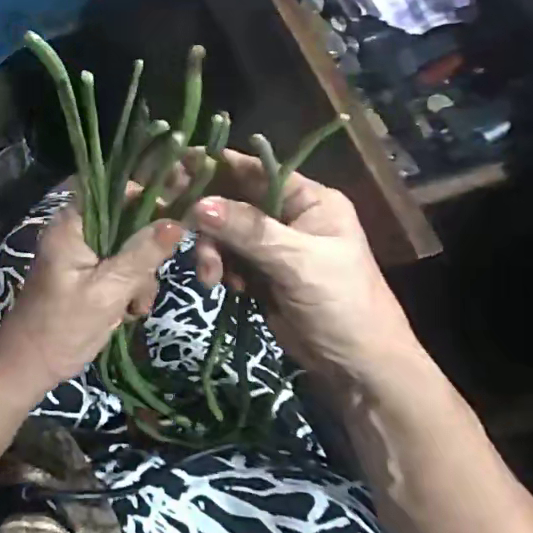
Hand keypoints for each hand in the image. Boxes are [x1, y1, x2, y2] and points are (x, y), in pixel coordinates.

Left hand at [0, 203, 184, 398]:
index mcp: (71, 224)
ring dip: (139, 277)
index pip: (111, 188)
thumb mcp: (109, 290)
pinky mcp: (86, 275)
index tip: (172, 216)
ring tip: (135, 307)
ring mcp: (80, 254)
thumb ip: (142, 254)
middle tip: (147, 282)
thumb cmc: (62, 326)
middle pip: (125, 220)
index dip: (143, 196)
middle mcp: (74, 231)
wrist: (29, 366)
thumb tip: (176, 221)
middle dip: (145, 251)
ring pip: (127, 248)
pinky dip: (129, 288)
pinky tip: (129, 311)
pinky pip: (118, 269)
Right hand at [189, 155, 421, 385]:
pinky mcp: (259, 270)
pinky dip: (218, 268)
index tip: (174, 169)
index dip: (214, 165)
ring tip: (212, 278)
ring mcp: (271, 244)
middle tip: (181, 232)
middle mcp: (288, 214)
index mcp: (308, 200)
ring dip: (211, 252)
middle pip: (231, 200)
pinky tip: (223, 286)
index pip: (254, 169)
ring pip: (222, 231)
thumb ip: (247, 230)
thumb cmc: (341, 305)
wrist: (358, 367)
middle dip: (207, 220)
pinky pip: (225, 257)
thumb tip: (199, 204)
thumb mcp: (295, 262)